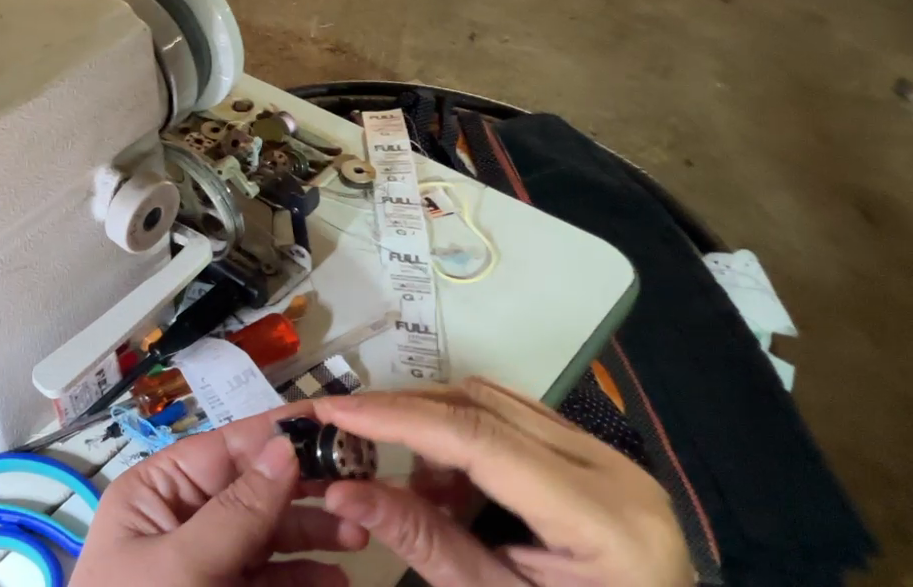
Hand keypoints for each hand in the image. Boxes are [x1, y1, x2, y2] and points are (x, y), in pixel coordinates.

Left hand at [73, 407, 369, 586]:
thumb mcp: (185, 562)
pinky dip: (304, 578)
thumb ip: (237, 511)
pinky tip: (337, 579)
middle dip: (302, 487)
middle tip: (359, 485)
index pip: (220, 449)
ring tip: (358, 534)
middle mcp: (181, 519)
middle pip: (250, 490)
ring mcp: (205, 563)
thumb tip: (283, 447)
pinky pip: (270, 579)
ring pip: (267, 535)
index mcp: (155, 491)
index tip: (327, 422)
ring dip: (313, 532)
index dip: (271, 434)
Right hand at [313, 378, 692, 586]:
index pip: (477, 437)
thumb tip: (337, 491)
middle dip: (400, 411)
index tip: (328, 410)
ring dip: (427, 417)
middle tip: (338, 427)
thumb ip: (422, 541)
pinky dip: (458, 427)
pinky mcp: (595, 459)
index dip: (395, 418)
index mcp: (603, 520)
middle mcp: (612, 470)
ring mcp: (608, 459)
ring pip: (490, 399)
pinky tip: (439, 471)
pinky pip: (510, 414)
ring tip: (393, 465)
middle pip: (480, 405)